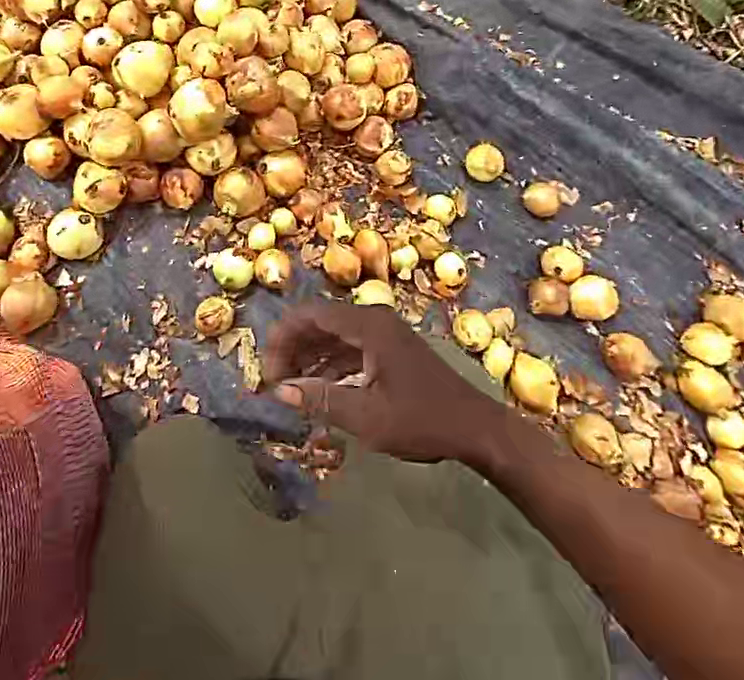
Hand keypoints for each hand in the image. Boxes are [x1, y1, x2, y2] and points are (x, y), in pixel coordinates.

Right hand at [263, 302, 510, 464]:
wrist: (475, 428)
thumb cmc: (422, 421)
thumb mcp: (367, 417)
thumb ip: (321, 400)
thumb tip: (280, 391)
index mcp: (369, 327)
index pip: (311, 315)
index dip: (282, 338)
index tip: (267, 371)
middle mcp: (375, 321)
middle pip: (320, 322)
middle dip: (293, 348)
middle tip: (276, 384)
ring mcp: (385, 334)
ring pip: (335, 335)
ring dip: (311, 358)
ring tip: (292, 390)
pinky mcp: (391, 350)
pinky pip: (351, 347)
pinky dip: (331, 365)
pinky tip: (320, 390)